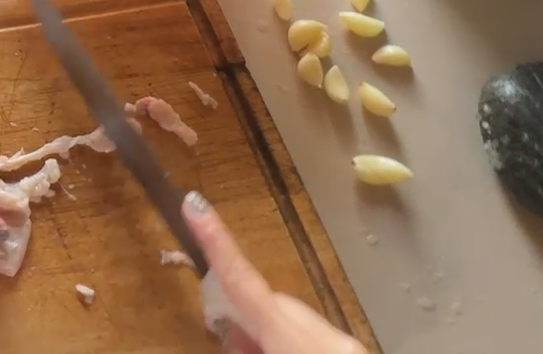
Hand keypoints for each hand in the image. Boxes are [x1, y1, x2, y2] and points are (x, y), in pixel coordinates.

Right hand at [185, 192, 365, 353]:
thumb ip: (245, 349)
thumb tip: (230, 336)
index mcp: (302, 345)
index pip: (248, 284)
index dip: (217, 242)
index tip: (194, 202)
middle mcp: (332, 341)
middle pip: (272, 306)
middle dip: (243, 316)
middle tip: (226, 342)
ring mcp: (349, 349)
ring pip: (294, 328)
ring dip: (268, 339)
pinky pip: (315, 344)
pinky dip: (290, 348)